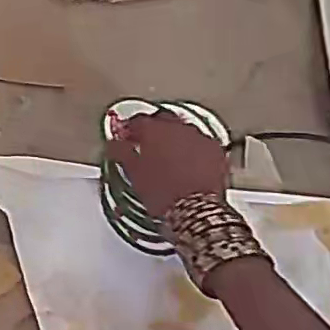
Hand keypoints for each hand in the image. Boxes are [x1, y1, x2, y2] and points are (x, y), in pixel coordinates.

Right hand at [106, 113, 228, 214]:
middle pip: (162, 119)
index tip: (126, 137)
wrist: (195, 210)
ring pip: (183, 130)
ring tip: (167, 155)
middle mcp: (177, 127)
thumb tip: (114, 144)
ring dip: (174, 138)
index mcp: (153, 130)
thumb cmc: (162, 192)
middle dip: (153, 128)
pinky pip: (201, 142)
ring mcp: (199, 137)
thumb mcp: (133, 172)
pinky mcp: (215, 150)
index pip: (137, 120)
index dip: (129, 128)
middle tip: (146, 144)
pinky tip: (188, 162)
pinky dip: (193, 148)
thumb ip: (121, 151)